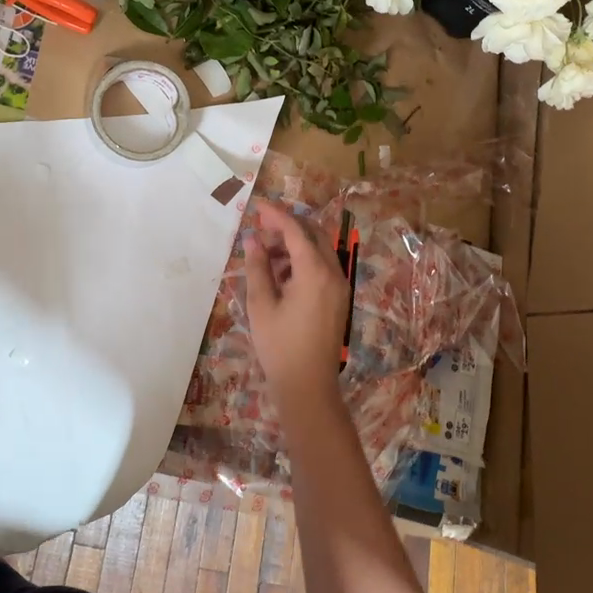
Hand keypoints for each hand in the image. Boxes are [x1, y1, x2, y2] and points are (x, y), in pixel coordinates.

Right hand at [242, 200, 349, 407]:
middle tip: (260, 226)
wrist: (308, 386)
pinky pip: (322, 266)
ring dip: (294, 243)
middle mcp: (333, 273)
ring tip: (265, 252)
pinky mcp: (338, 299)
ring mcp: (339, 286)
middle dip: (287, 225)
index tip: (256, 205)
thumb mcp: (261, 304)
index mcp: (314, 272)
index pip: (295, 230)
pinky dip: (302, 260)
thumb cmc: (279, 346)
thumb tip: (252, 240)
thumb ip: (257, 267)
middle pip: (313, 233)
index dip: (275, 214)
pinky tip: (280, 272)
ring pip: (319, 249)